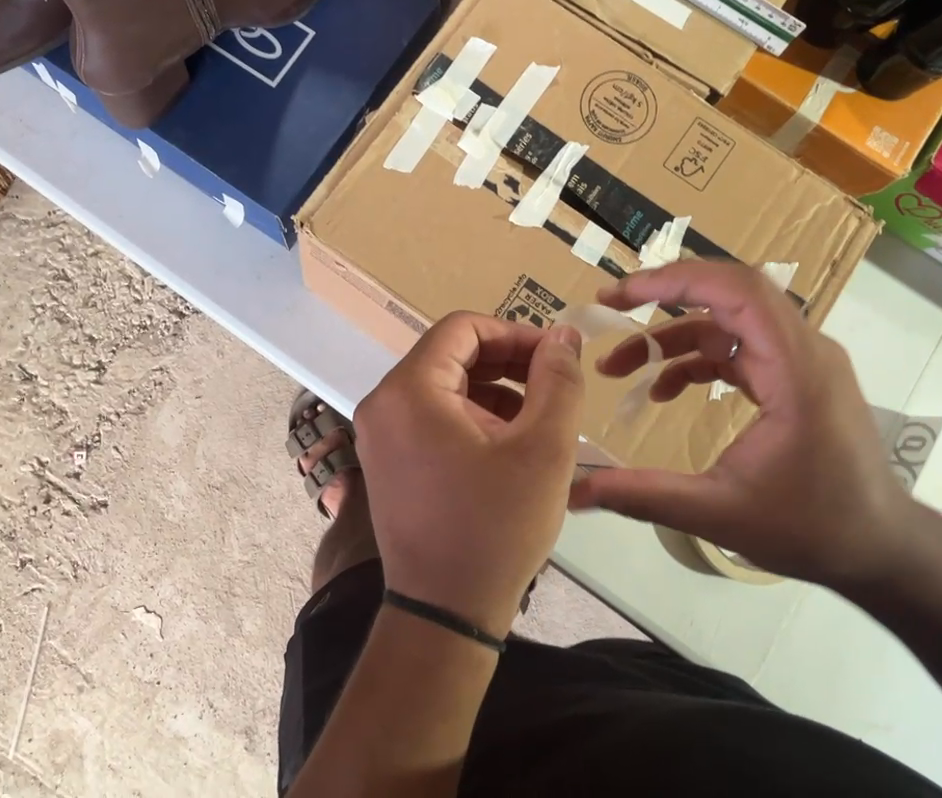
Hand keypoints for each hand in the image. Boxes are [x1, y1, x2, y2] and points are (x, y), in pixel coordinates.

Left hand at [353, 312, 585, 637]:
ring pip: (442, 388)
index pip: (462, 329)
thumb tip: (563, 336)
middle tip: (556, 386)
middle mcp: (382, 404)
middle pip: (450, 356)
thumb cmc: (495, 527)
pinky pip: (430, 419)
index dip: (515, 333)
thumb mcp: (542, 449)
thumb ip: (557, 381)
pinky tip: (509, 446)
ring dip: (493, 393)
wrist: (444, 612)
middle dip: (507, 363)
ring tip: (540, 422)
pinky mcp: (386, 463)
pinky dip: (471, 420)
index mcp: (408, 390)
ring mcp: (378, 435)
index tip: (557, 357)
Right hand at [567, 260, 917, 589]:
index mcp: (797, 369)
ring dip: (671, 337)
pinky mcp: (797, 378)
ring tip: (618, 369)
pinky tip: (662, 390)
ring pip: (728, 321)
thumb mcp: (719, 514)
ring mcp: (804, 362)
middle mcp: (805, 351)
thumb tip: (574, 492)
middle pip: (729, 294)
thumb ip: (644, 496)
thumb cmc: (811, 529)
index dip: (673, 281)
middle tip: (609, 309)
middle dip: (663, 296)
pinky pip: (738, 347)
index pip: (737, 291)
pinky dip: (695, 359)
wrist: (881, 550)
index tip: (618, 297)